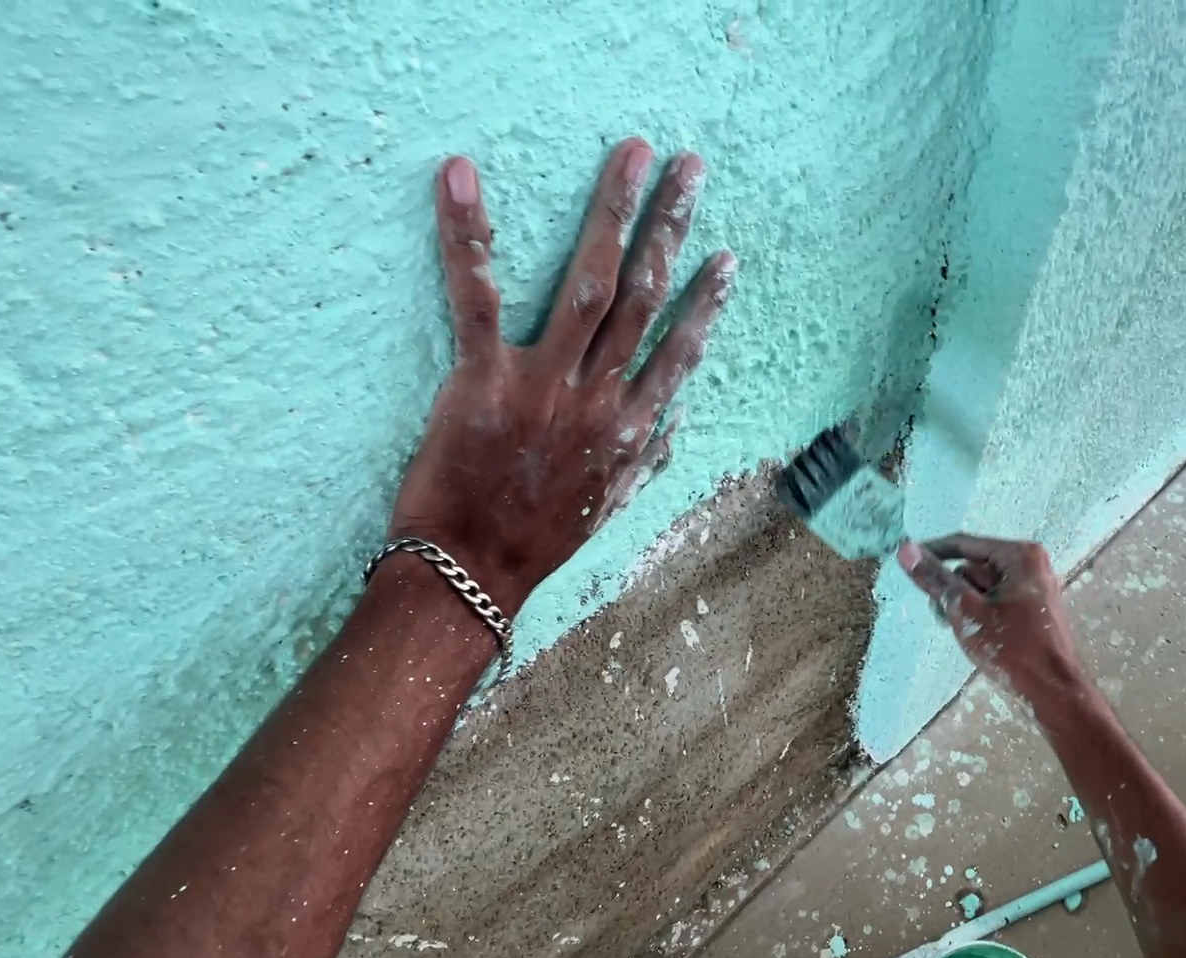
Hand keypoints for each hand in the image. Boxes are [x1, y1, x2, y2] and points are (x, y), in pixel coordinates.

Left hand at [390, 139, 735, 614]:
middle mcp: (600, 398)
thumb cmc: (539, 541)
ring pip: (591, 284)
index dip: (706, 302)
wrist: (474, 573)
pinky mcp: (483, 382)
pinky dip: (470, 235)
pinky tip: (462, 175)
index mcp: (629, 429)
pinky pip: (478, 298)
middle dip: (671, 228)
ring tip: (633, 156)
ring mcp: (546, 386)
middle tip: (689, 169)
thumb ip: (645, 463)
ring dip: (615, 214)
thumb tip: (674, 426)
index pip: (679, 352)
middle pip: (646, 299)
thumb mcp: (608, 508)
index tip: (724, 258)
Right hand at [897, 534, 1086, 696]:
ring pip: (981, 586)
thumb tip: (905, 549)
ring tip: (970, 631)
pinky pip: (995, 599)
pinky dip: (981, 613)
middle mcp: (1030, 563)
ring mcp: (1034, 585)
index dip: (932, 553)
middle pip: (973, 567)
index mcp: (1020, 555)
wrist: (1054, 691)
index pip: (964, 544)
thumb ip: (935, 579)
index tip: (906, 563)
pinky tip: (982, 635)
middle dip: (957, 592)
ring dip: (967, 606)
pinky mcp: (1033, 606)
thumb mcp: (966, 611)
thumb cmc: (1012, 649)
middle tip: (952, 617)